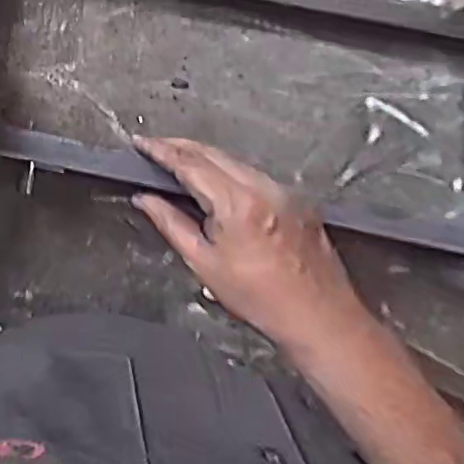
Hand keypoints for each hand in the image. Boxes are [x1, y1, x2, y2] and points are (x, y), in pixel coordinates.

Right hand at [130, 137, 372, 353]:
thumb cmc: (262, 298)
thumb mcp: (202, 262)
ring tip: (177, 161)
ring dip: (203, 156)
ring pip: (234, 161)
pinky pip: (254, 174)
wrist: (321, 320)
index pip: (190, 163)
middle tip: (153, 146)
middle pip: (212, 153)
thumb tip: (146, 199)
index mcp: (238, 204)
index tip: (142, 144)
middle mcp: (265, 189)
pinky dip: (227, 170)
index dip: (160, 150)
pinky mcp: (297, 201)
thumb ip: (170, 222)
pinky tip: (214, 180)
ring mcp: (285, 193)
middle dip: (179, 146)